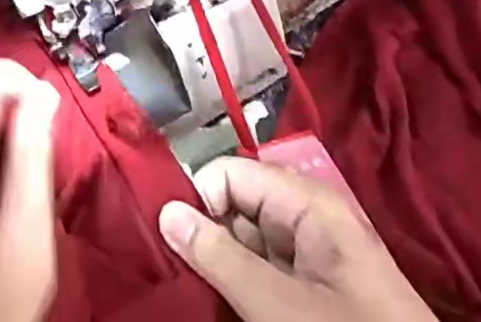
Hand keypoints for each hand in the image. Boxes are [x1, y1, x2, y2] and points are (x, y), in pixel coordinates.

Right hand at [159, 157, 435, 321]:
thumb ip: (220, 257)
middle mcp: (309, 218)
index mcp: (308, 203)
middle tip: (179, 271)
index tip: (174, 240)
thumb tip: (164, 211)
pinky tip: (224, 305)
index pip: (232, 173)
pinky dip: (240, 285)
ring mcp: (313, 257)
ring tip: (199, 293)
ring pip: (246, 240)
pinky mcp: (316, 290)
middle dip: (206, 232)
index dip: (200, 199)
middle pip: (237, 204)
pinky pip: (263, 270)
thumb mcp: (282, 307)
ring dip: (220, 263)